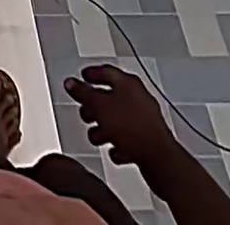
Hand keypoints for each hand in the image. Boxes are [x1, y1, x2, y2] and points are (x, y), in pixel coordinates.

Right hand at [64, 65, 181, 166]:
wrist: (158, 159)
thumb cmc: (133, 128)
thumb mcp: (99, 106)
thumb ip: (83, 93)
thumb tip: (70, 82)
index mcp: (128, 83)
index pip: (106, 71)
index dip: (92, 74)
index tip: (83, 76)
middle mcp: (138, 97)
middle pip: (110, 96)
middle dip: (95, 107)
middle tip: (86, 112)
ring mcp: (145, 118)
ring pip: (118, 119)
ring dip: (105, 128)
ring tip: (98, 137)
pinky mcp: (148, 139)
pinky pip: (128, 137)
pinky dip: (119, 144)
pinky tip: (116, 151)